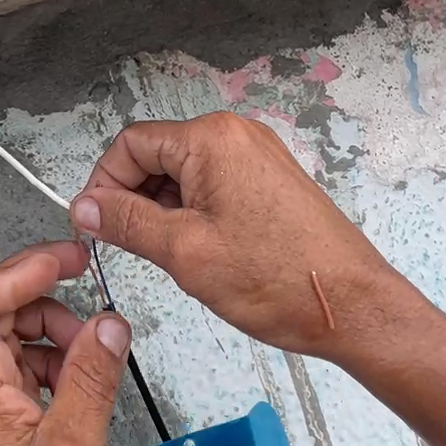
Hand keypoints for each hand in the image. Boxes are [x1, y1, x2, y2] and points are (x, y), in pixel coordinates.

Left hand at [0, 241, 133, 445]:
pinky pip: (27, 363)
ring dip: (57, 327)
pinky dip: (58, 359)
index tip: (62, 261)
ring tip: (92, 349)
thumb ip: (90, 381)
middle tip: (86, 280)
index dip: (16, 268)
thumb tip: (109, 324)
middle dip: (45, 292)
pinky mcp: (2, 413)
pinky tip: (82, 377)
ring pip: (15, 331)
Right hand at [71, 112, 420, 363]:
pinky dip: (193, 210)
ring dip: (164, 208)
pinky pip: (211, 182)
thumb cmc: (283, 279)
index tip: (95, 219)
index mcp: (210, 138)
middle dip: (136, 198)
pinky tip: (200, 247)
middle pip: (156, 155)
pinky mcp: (268, 177)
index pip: (131, 144)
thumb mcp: (184, 252)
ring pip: (182, 171)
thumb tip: (86, 206)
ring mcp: (255, 154)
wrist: (359, 311)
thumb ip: (125, 222)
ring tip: (173, 252)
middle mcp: (233, 134)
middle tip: (131, 242)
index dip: (105, 183)